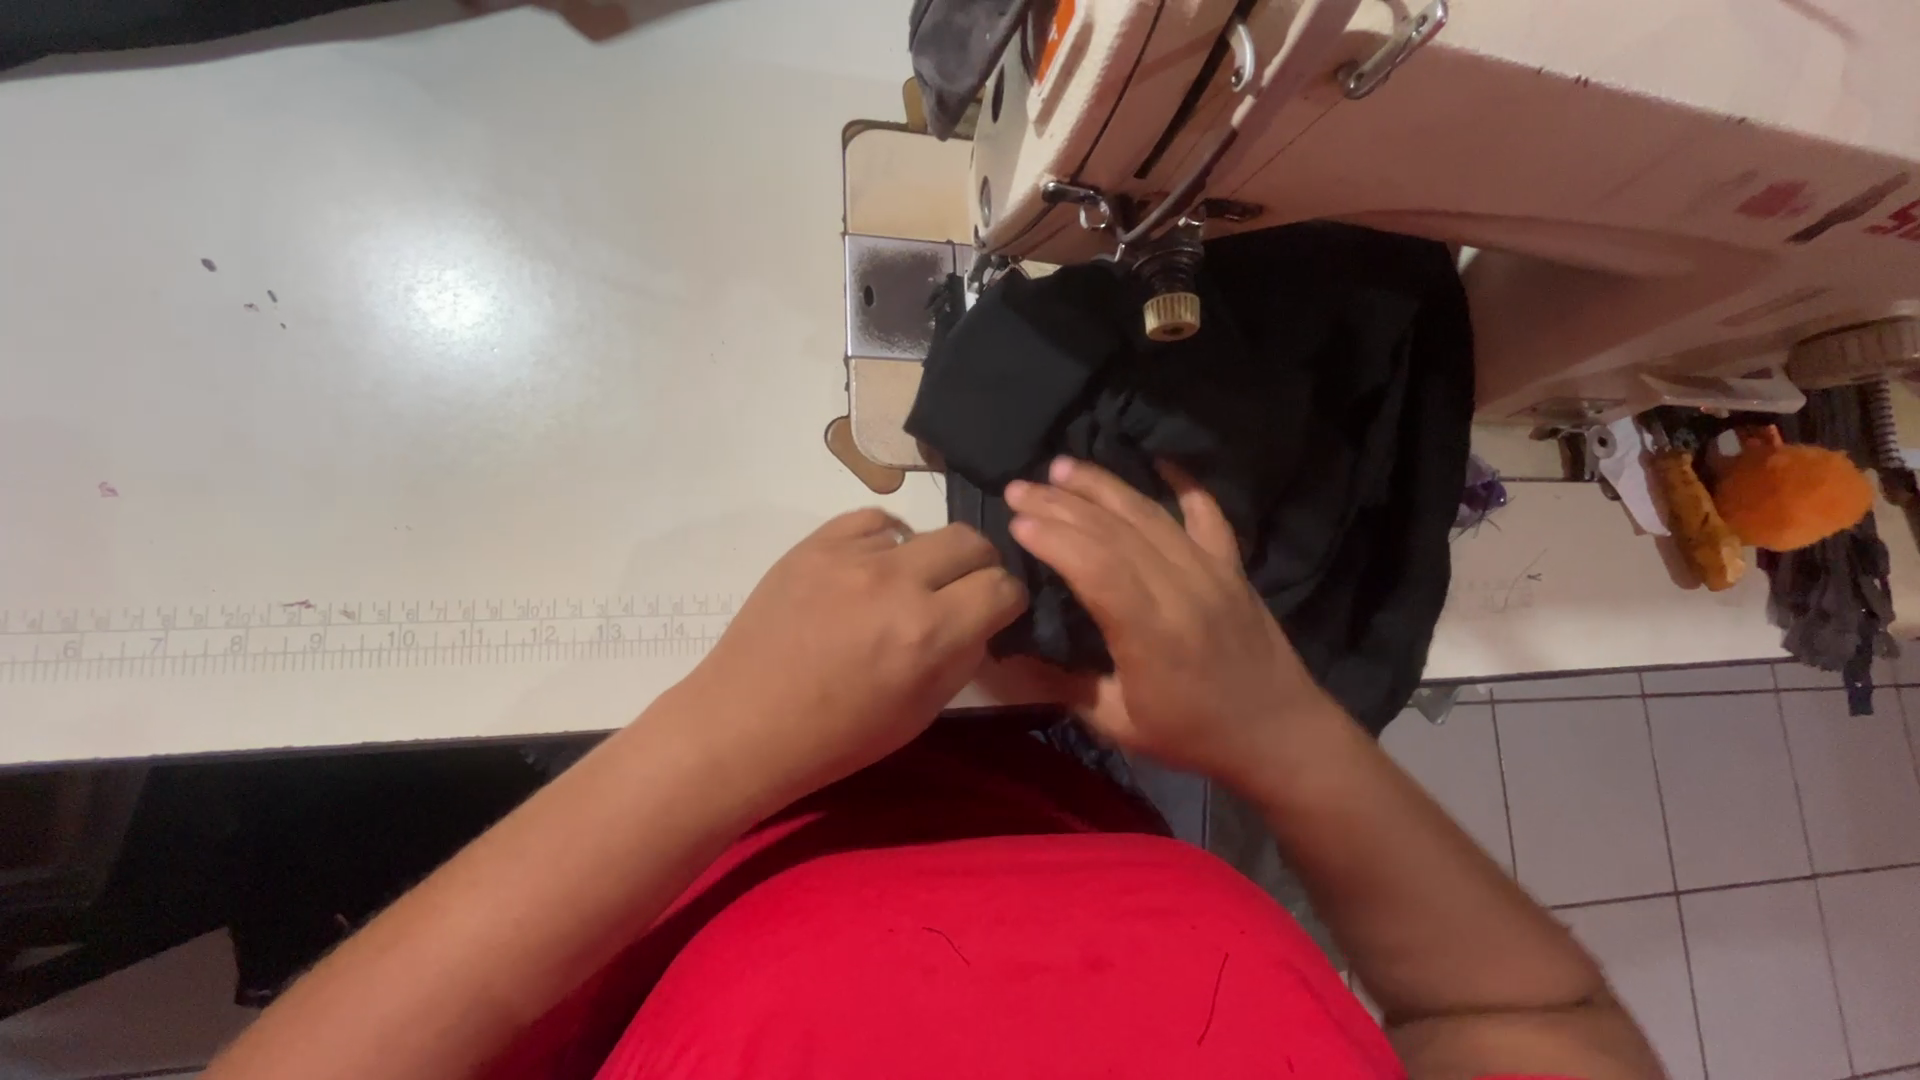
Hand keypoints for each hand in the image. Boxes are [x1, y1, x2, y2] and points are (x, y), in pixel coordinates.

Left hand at [681, 509, 1026, 803]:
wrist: (745, 723)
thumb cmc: (838, 736)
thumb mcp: (920, 712)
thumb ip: (962, 656)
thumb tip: (981, 620)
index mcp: (929, 633)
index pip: (1002, 587)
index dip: (1008, 601)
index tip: (996, 613)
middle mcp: (896, 582)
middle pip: (971, 541)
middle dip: (979, 568)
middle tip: (961, 593)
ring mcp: (851, 556)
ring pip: (922, 529)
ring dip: (927, 558)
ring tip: (904, 588)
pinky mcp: (814, 544)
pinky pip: (872, 521)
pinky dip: (884, 542)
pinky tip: (870, 569)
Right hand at [993, 457, 1343, 787]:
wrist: (1280, 736)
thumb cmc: (1193, 736)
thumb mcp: (1119, 725)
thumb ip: (1066, 685)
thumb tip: (1014, 655)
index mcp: (1151, 632)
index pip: (1095, 567)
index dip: (1053, 538)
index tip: (1016, 521)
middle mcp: (1181, 588)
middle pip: (1114, 531)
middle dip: (1061, 504)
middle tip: (1018, 487)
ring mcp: (1212, 570)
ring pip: (1150, 514)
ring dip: (1102, 486)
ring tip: (1061, 467)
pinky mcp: (1232, 566)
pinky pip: (1207, 514)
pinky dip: (1184, 483)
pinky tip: (1159, 461)